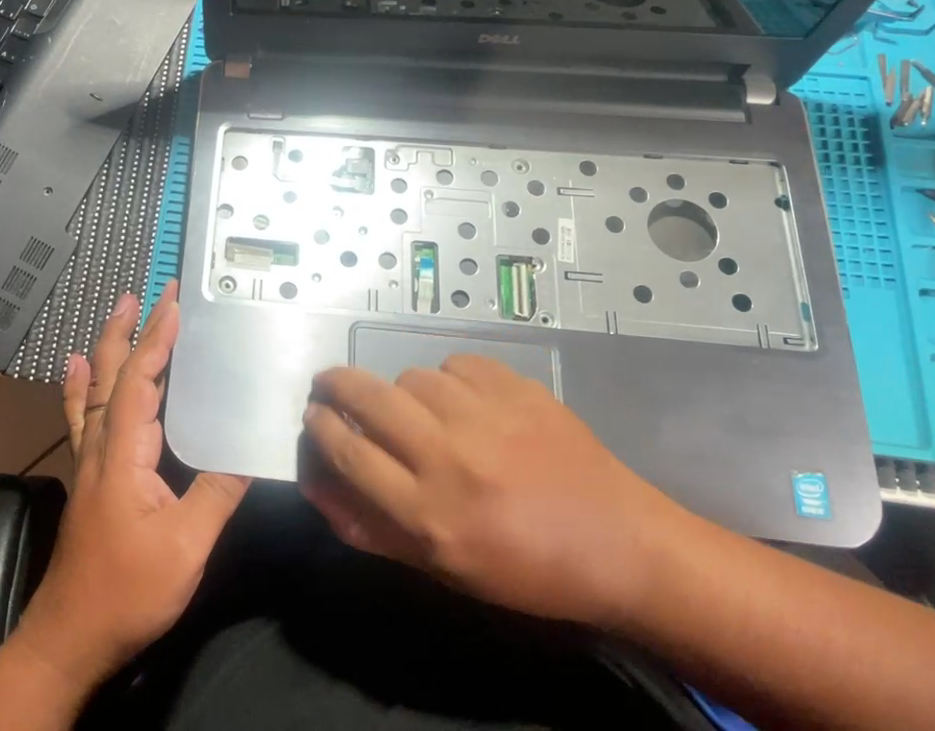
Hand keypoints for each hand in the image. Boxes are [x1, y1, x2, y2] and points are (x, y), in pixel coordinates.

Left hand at [10, 288, 251, 693]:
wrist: (72, 636)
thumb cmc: (128, 591)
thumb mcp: (185, 545)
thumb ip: (217, 493)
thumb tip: (251, 448)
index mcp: (124, 455)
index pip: (140, 382)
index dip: (157, 340)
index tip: (173, 303)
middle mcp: (101, 448)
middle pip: (112, 376)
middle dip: (128, 331)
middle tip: (144, 292)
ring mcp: (91, 463)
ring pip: (97, 391)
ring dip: (109, 349)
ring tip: (118, 312)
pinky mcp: (90, 480)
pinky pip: (84, 419)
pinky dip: (81, 387)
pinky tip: (76, 369)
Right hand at [300, 356, 694, 629]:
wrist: (621, 546)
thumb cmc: (524, 570)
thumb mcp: (441, 568)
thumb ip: (370, 527)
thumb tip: (317, 484)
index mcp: (429, 514)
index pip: (348, 453)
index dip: (321, 428)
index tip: (313, 416)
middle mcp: (451, 458)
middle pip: (369, 399)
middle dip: (336, 385)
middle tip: (328, 385)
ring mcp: (488, 418)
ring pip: (413, 376)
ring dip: (401, 390)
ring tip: (414, 407)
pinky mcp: (520, 391)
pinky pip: (458, 363)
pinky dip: (449, 378)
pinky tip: (462, 399)